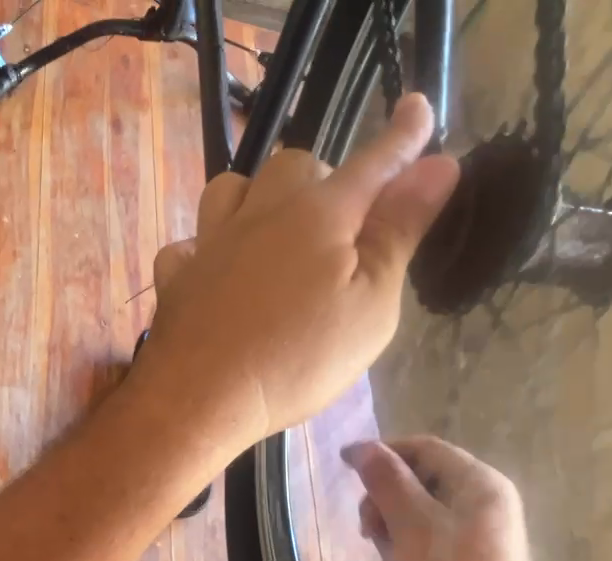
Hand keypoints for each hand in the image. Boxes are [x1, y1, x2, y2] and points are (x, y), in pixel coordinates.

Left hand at [129, 93, 459, 448]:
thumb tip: (437, 165)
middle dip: (323, 179)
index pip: (372, 163)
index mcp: (319, 215)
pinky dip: (204, 249)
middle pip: (294, 167)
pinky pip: (188, 244)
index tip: (417, 108)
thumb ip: (399, 233)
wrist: (198, 401)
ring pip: (230, 190)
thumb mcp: (370, 306)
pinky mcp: (174, 280)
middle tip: (340, 223)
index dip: (401, 138)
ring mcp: (209, 245)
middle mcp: (259, 214)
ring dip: (255, 198)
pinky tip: (214, 271)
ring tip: (272, 232)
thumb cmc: (296, 361)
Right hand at [343, 436, 542, 560]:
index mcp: (478, 482)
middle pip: (417, 480)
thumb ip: (386, 480)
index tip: (345, 466)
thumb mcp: (411, 521)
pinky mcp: (466, 555)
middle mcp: (481, 499)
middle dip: (384, 500)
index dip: (382, 453)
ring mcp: (476, 529)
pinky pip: (425, 536)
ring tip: (388, 556)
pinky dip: (406, 547)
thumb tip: (361, 447)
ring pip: (416, 511)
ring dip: (391, 527)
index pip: (423, 448)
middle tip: (366, 528)